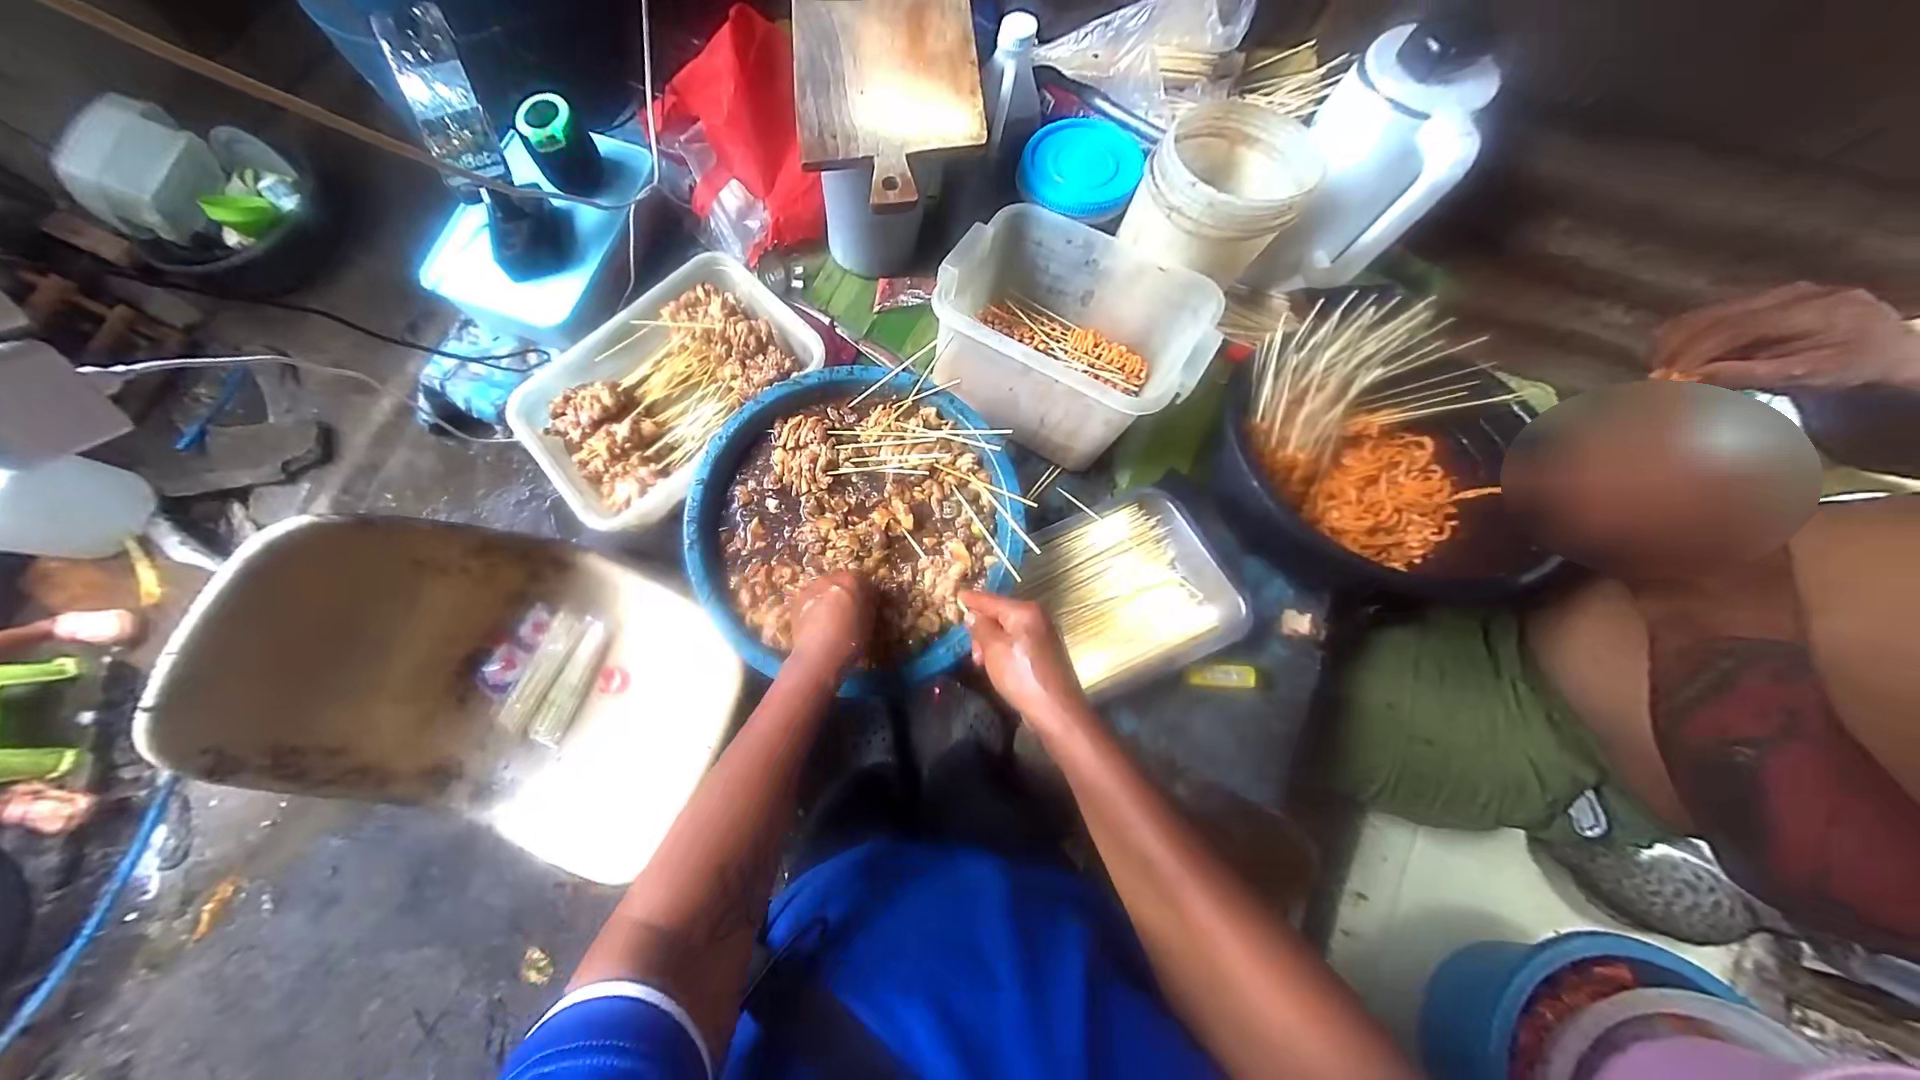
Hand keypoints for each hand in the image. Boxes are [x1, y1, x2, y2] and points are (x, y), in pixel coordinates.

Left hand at [787, 573, 872, 675]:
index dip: (863, 592)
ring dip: (826, 600)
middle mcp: (829, 579)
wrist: (818, 655)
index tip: (864, 604)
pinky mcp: (795, 603)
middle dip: (843, 593)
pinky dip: (812, 608)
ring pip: (821, 591)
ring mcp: (809, 589)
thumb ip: (868, 605)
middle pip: (839, 582)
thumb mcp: (869, 622)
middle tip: (846, 611)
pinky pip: (809, 601)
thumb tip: (866, 599)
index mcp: (851, 581)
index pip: (861, 580)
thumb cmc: (851, 639)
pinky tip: (815, 625)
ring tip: (828, 620)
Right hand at [959, 590, 1089, 732]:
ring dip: (990, 643)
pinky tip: (997, 666)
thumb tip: (973, 615)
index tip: (958, 595)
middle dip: (982, 629)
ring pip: (1006, 630)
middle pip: (999, 614)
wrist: (1055, 710)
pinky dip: (1002, 650)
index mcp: (1025, 611)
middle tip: (973, 652)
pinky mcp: (1044, 652)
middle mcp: (1037, 617)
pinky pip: (1016, 643)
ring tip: (982, 663)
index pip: (991, 599)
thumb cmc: (1021, 676)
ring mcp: (1043, 635)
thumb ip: (981, 628)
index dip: (973, 599)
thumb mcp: (993, 649)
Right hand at [1649, 283, 1919, 389]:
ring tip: (1665, 372)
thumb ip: (1748, 375)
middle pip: (1707, 318)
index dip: (1690, 355)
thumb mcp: (1807, 376)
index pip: (1730, 328)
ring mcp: (1772, 294)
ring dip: (1672, 345)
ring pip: (1700, 315)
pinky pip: (1707, 316)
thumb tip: (1686, 378)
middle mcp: (1786, 294)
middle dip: (1673, 350)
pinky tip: (1683, 359)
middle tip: (1656, 380)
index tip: (1663, 381)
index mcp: (1806, 311)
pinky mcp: (1762, 300)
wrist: (1896, 347)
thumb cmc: (1855, 367)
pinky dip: (1684, 339)